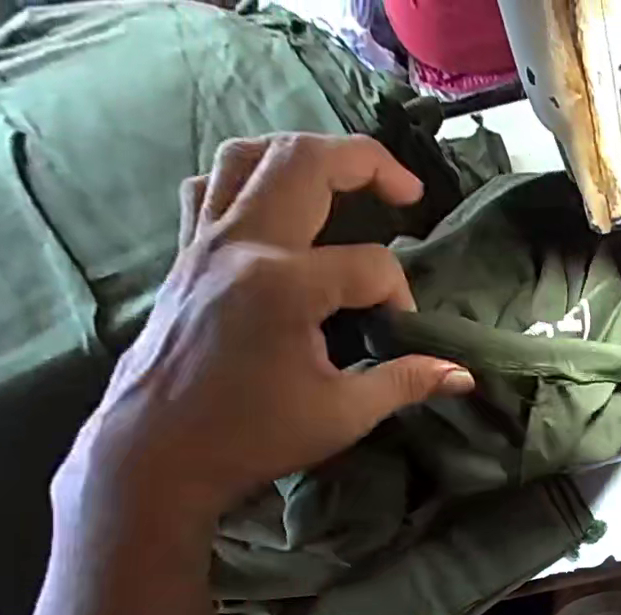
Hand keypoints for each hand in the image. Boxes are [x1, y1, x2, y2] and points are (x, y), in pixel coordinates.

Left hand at [56, 133, 473, 528]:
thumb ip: (403, 384)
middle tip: (403, 190)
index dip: (399, 295)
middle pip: (307, 162)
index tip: (402, 331)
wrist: (157, 454)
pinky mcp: (184, 257)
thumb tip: (462, 376)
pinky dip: (243, 180)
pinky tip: (266, 208)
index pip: (370, 266)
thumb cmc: (251, 439)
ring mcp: (205, 243)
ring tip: (336, 179)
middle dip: (366, 163)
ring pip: (248, 156)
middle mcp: (243, 244)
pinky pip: (209, 187)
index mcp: (286, 286)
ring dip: (300, 154)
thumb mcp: (340, 416)